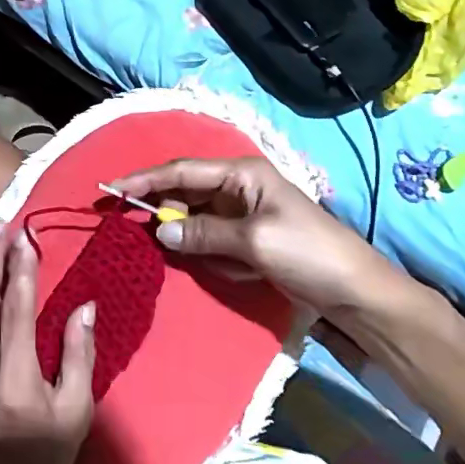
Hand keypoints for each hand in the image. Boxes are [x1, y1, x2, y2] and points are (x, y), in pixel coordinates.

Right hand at [109, 157, 404, 317]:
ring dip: (189, 239)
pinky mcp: (246, 242)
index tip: (111, 190)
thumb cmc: (307, 252)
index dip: (144, 180)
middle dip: (163, 212)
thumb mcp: (253, 240)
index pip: (181, 171)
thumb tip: (159, 232)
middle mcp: (237, 189)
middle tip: (133, 229)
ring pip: (195, 222)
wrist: (353, 291)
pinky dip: (210, 256)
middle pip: (185, 194)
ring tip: (195, 255)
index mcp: (242, 174)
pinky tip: (231, 270)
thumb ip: (203, 234)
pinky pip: (211, 244)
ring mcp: (241, 216)